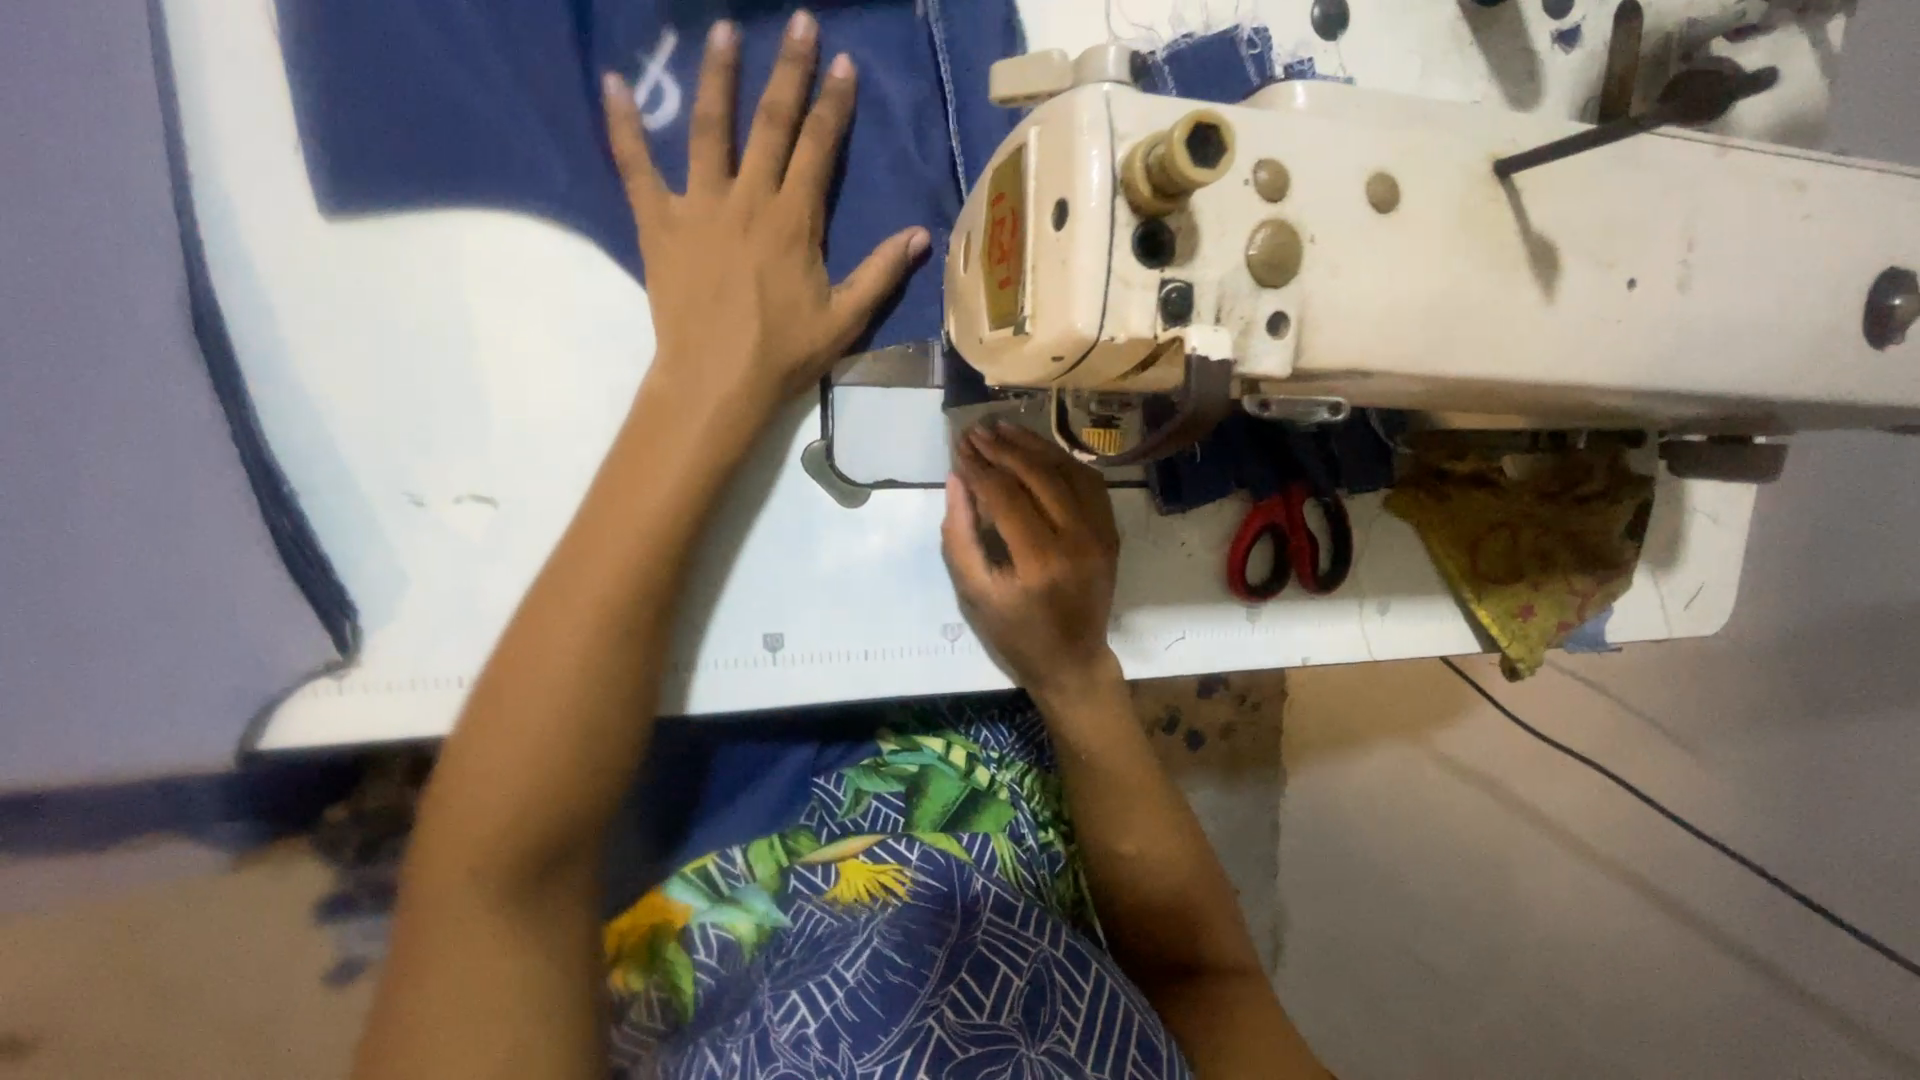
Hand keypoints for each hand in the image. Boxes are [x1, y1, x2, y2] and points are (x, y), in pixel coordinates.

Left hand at [601, 13, 929, 424]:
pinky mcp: (658, 223)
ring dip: (718, 76)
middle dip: (789, 71)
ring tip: (724, 31)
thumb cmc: (783, 354)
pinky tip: (613, 82)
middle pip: (771, 123)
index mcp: (794, 221)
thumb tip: (922, 234)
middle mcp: (748, 199)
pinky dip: (623, 125)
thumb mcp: (845, 319)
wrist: (716, 381)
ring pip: (708, 129)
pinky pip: (634, 167)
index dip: (834, 105)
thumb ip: (882, 272)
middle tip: (799, 22)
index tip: (844, 65)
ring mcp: (699, 207)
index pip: (819, 148)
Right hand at [942, 421, 1123, 701]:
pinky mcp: (1111, 532)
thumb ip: (959, 534)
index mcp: (1039, 561)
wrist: (1071, 660)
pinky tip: (1037, 450)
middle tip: (976, 430)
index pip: (1005, 496)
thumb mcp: (974, 592)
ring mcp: (1101, 534)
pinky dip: (1062, 461)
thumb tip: (956, 478)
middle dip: (1003, 448)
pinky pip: (1089, 482)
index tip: (958, 448)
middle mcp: (1077, 540)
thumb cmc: (1015, 633)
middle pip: (1039, 475)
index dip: (979, 468)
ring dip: (1034, 446)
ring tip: (1003, 428)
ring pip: (1068, 471)